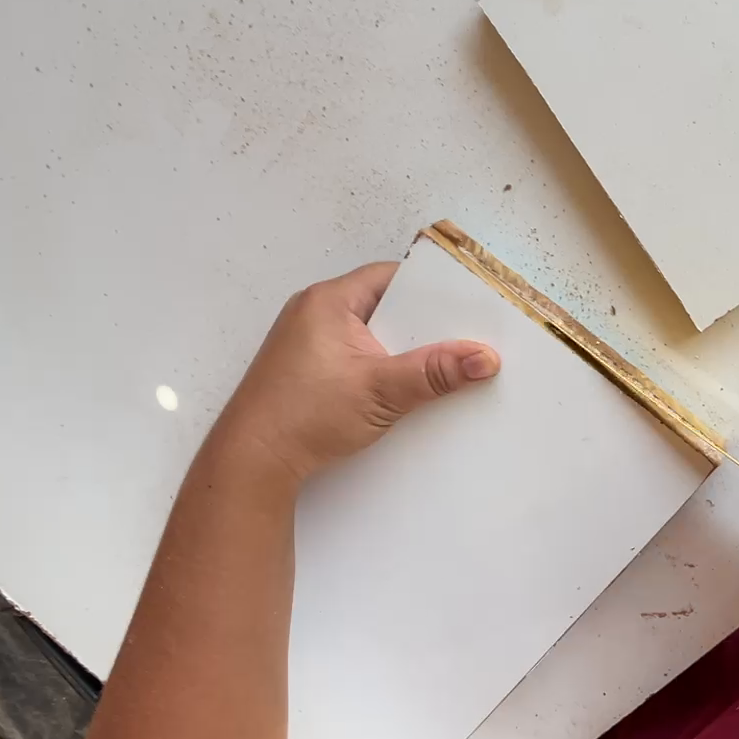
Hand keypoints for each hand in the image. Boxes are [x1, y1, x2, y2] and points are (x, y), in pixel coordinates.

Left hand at [211, 263, 500, 486]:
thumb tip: (483, 357)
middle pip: (387, 307)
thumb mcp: (381, 390)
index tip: (466, 304)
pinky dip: (386, 369)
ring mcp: (313, 344)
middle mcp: (317, 315)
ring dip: (405, 351)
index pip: (392, 277)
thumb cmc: (304, 415)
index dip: (431, 288)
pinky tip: (407, 390)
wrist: (255, 461)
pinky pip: (362, 359)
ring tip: (442, 367)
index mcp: (329, 301)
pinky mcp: (313, 372)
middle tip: (463, 339)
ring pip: (375, 337)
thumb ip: (435, 372)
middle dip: (424, 325)